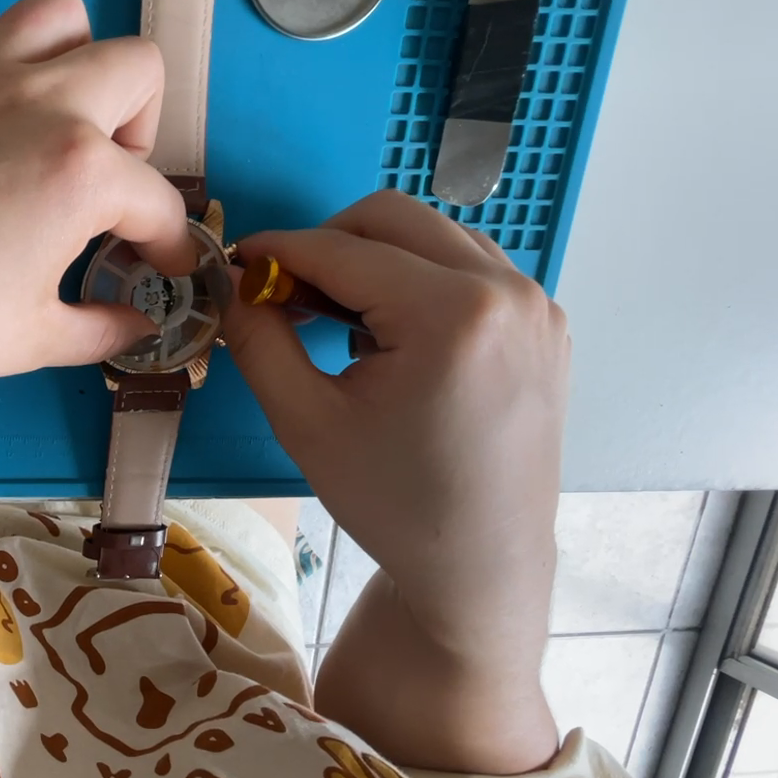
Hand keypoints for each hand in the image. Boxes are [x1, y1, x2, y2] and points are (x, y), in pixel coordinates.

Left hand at [0, 0, 197, 396]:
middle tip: (115, 183)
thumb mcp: (31, 343)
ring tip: (62, 122)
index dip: (169, 241)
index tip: (162, 260)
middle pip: (137, 72)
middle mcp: (39, 103)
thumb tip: (131, 326)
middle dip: (143, 130)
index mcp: (79, 172)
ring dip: (80, 64)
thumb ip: (100, 330)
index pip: (156, 200)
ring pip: (62, 19)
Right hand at [226, 191, 568, 684]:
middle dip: (324, 242)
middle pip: (394, 217)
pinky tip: (385, 335)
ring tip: (331, 318)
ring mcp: (536, 303)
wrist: (478, 560)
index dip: (277, 250)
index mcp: (450, 313)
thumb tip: (235, 288)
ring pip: (433, 236)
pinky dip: (412, 279)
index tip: (234, 263)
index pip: (343, 249)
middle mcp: (508, 288)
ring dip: (370, 258)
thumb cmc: (386, 498)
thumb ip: (260, 342)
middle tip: (282, 294)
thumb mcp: (303, 422)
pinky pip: (466, 268)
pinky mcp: (543, 324)